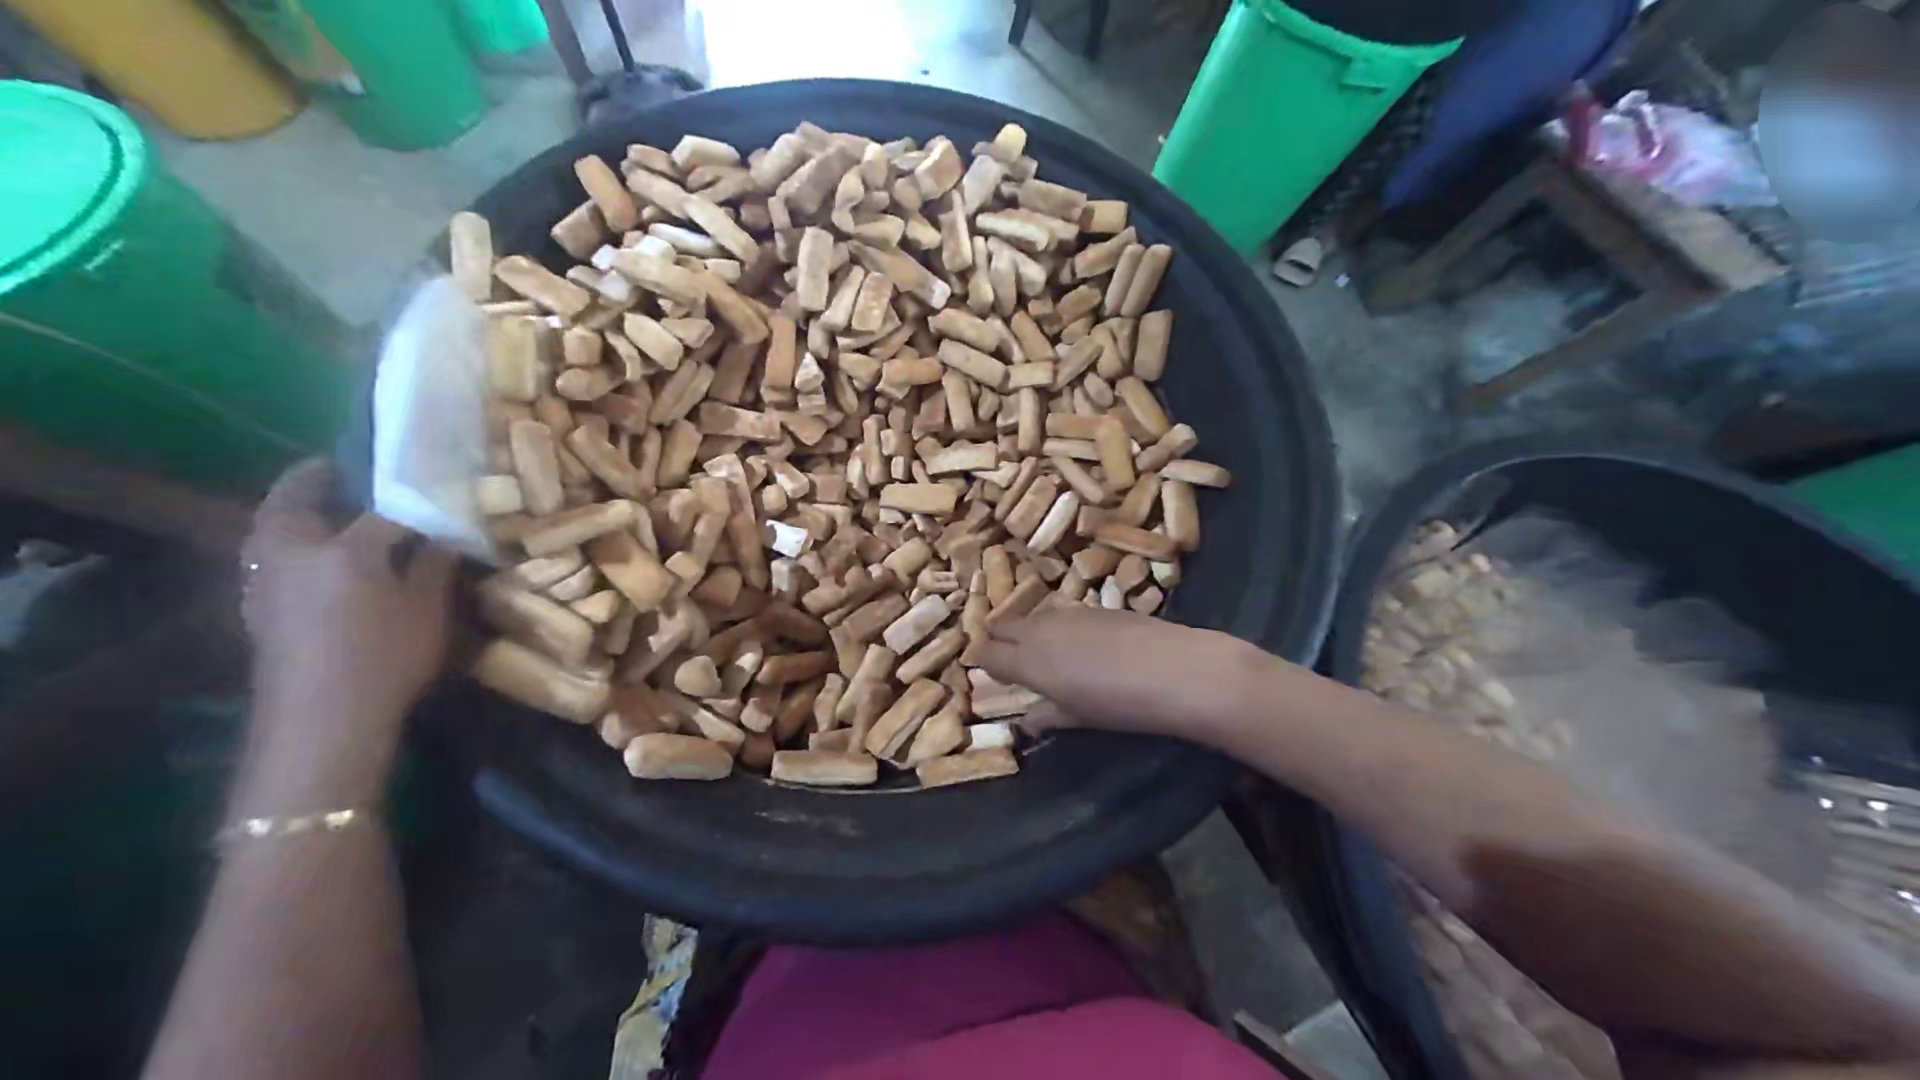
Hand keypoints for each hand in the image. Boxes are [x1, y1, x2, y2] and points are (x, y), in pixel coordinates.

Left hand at [241, 461, 457, 755]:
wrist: (323, 719)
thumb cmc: (386, 658)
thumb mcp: (427, 609)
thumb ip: (435, 564)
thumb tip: (446, 533)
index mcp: (343, 548)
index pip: (382, 506)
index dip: (408, 491)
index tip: (429, 480)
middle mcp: (293, 552)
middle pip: (295, 500)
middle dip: (317, 479)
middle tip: (346, 469)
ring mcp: (266, 579)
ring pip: (273, 527)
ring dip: (296, 510)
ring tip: (328, 507)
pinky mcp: (257, 606)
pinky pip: (271, 555)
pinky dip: (290, 541)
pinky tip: (315, 555)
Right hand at [978, 607, 1272, 745]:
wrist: (1179, 671)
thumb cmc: (1123, 705)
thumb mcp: (1081, 718)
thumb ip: (1048, 715)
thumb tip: (1028, 722)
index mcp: (1029, 662)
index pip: (987, 654)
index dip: (985, 663)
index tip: (993, 675)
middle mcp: (1040, 630)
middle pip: (1002, 627)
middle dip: (999, 641)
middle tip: (1012, 662)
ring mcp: (1068, 613)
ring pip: (1033, 618)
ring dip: (1029, 632)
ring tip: (1048, 654)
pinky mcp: (1096, 606)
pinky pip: (1061, 614)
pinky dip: (1058, 627)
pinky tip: (1083, 645)